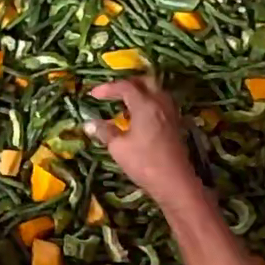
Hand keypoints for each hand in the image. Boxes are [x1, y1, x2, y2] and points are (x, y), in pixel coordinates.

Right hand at [85, 77, 202, 205]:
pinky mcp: (175, 124)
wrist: (174, 182)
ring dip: (140, 92)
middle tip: (111, 93)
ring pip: (155, 92)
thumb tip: (89, 123)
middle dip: (127, 84)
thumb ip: (104, 131)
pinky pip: (161, 103)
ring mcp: (170, 113)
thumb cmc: (144, 163)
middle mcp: (160, 103)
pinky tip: (139, 117)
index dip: (108, 88)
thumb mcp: (118, 148)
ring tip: (125, 104)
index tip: (93, 95)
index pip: (125, 87)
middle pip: (145, 82)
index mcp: (145, 105)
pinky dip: (148, 103)